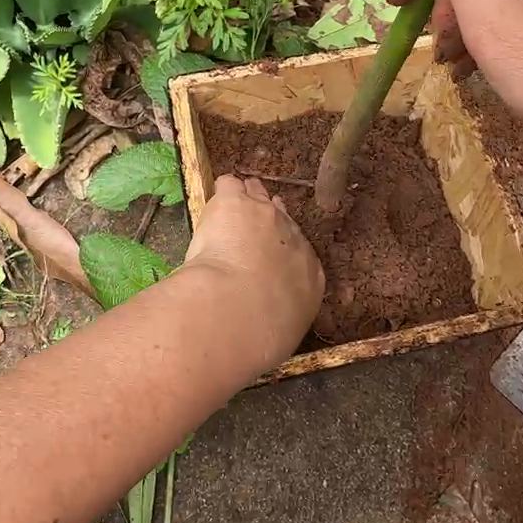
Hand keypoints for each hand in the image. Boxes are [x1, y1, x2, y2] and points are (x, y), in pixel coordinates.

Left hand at [181, 175, 323, 367]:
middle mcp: (293, 238)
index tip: (269, 255)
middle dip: (266, 220)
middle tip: (248, 230)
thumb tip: (268, 330)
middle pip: (281, 218)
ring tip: (230, 210)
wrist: (237, 310)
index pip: (301, 250)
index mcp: (311, 275)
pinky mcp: (235, 202)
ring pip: (256, 194)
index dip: (283, 248)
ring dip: (244, 200)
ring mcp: (265, 215)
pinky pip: (229, 186)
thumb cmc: (260, 335)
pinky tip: (211, 207)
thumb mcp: (281, 336)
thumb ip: (279, 322)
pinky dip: (220, 195)